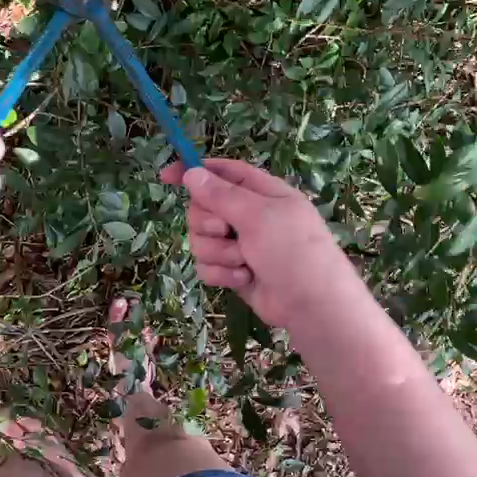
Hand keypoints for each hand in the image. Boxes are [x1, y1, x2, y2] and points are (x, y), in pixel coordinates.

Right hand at [159, 159, 365, 329]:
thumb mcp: (258, 215)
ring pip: (201, 240)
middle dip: (208, 224)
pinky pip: (207, 265)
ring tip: (244, 261)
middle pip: (202, 208)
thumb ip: (221, 195)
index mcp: (260, 192)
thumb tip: (191, 173)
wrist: (311, 304)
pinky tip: (243, 279)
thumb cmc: (293, 250)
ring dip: (219, 252)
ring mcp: (240, 244)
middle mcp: (248, 215)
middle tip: (226, 232)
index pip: (221, 172)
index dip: (193, 172)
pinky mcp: (233, 270)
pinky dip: (222, 273)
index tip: (166, 176)